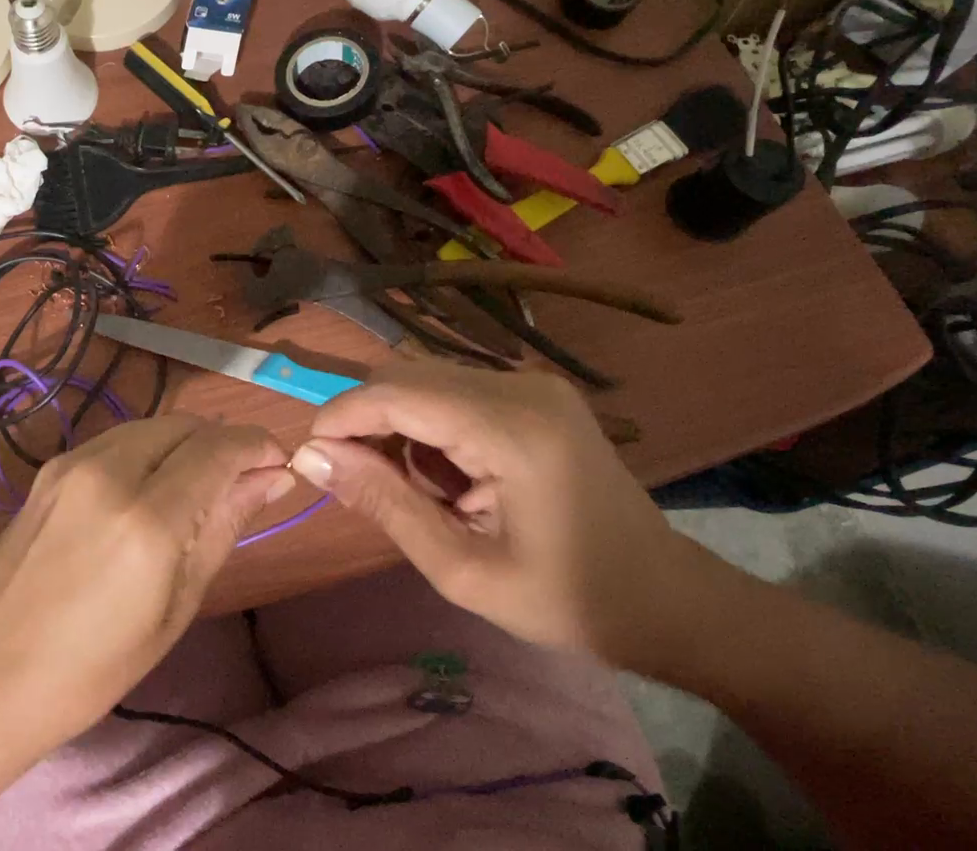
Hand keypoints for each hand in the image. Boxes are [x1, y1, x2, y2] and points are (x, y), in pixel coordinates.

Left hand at [0, 415, 292, 809]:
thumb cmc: (91, 668)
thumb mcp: (174, 608)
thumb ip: (222, 528)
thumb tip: (270, 479)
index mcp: (146, 518)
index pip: (218, 449)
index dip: (256, 446)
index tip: (279, 463)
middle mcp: (107, 472)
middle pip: (183, 425)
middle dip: (222, 441)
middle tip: (245, 480)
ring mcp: (70, 465)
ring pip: (148, 426)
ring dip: (184, 442)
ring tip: (203, 484)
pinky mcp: (48, 471)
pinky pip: (115, 441)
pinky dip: (148, 449)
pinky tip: (155, 485)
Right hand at [288, 361, 727, 665]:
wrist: (667, 601)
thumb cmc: (566, 598)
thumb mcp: (460, 568)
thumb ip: (382, 502)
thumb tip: (309, 457)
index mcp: (512, 429)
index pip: (394, 392)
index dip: (339, 417)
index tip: (312, 462)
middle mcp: (522, 387)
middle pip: (404, 374)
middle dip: (364, 422)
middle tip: (358, 485)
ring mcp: (532, 386)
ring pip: (423, 379)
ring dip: (395, 427)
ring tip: (410, 492)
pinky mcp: (534, 396)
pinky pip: (451, 392)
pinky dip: (426, 428)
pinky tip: (443, 479)